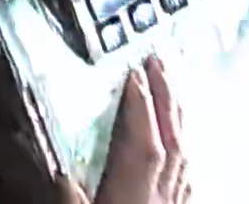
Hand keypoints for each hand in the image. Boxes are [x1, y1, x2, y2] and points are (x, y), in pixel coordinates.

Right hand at [60, 55, 188, 203]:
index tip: (133, 70)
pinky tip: (178, 136)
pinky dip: (182, 145)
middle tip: (157, 59)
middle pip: (170, 143)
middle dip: (164, 97)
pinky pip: (187, 175)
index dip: (140, 107)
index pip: (143, 146)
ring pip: (182, 156)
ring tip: (169, 82)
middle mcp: (159, 199)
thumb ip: (69, 199)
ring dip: (176, 114)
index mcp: (132, 197)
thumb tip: (61, 173)